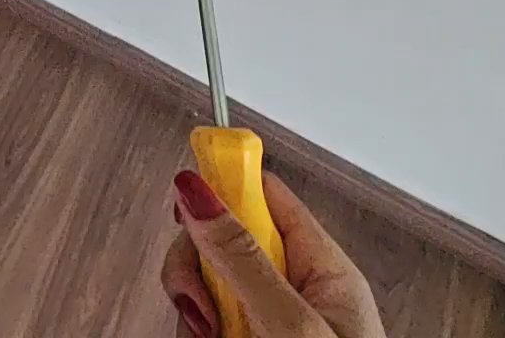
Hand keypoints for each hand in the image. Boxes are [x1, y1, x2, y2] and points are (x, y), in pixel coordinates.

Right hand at [162, 171, 384, 337]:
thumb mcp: (294, 328)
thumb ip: (242, 258)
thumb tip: (195, 186)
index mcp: (322, 270)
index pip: (262, 192)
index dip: (220, 181)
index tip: (182, 188)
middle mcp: (291, 288)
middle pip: (216, 233)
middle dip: (194, 262)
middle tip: (201, 301)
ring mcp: (264, 318)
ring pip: (199, 276)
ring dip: (191, 306)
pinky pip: (197, 316)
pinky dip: (193, 331)